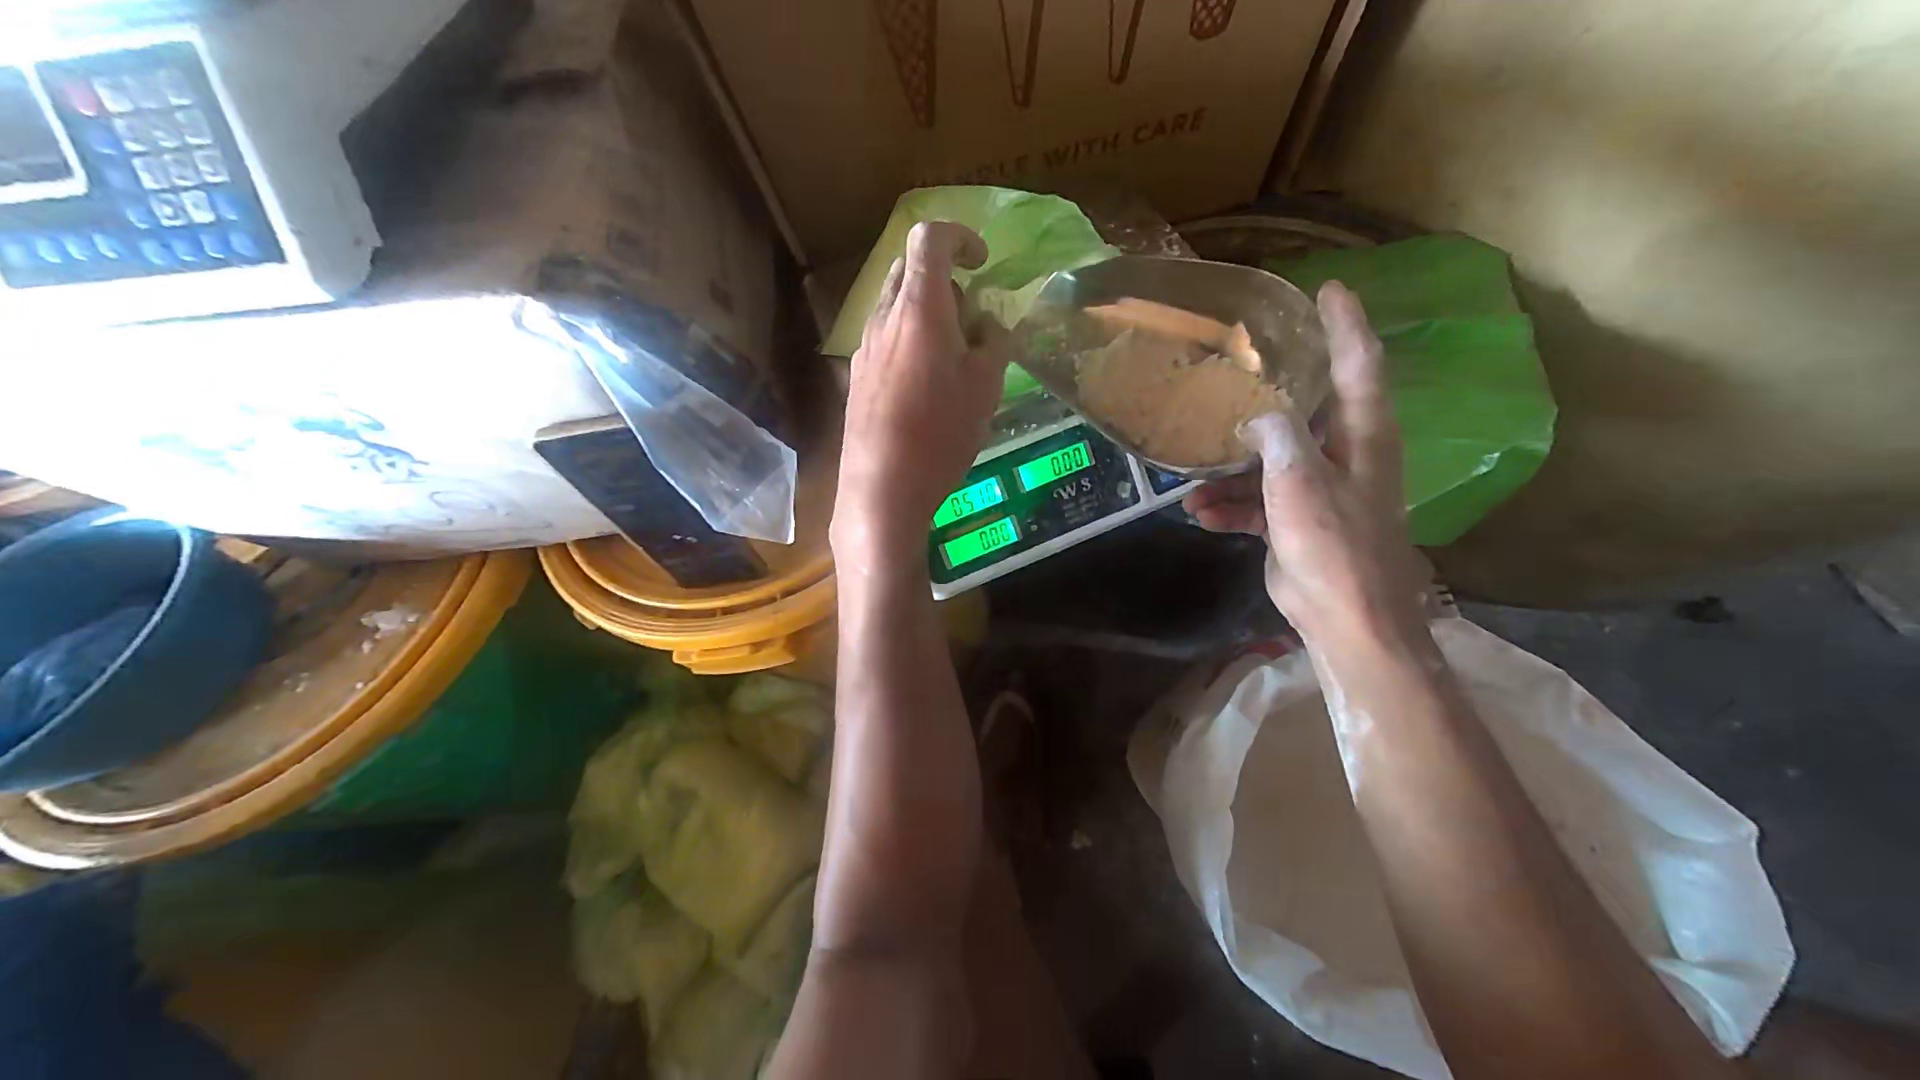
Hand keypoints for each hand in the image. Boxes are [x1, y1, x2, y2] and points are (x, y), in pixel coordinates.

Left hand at [832, 222, 1008, 570]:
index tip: (983, 263)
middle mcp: (884, 318)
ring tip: (951, 360)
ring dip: (926, 315)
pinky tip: (925, 388)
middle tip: (969, 320)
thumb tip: (987, 324)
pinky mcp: (857, 378)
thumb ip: (993, 342)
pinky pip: (885, 340)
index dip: (961, 236)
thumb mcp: (986, 386)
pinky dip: (909, 342)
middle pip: (909, 270)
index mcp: (919, 308)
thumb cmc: (941, 433)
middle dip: (944, 280)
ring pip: (895, 307)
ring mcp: (864, 348)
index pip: (929, 238)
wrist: (882, 487)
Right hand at [1183, 281, 1428, 650]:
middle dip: (1269, 393)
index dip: (1345, 323)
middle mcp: (1344, 455)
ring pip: (1268, 461)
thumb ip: (1279, 437)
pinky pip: (1256, 501)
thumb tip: (1256, 415)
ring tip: (1190, 476)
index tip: (1326, 288)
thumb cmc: (1334, 544)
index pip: (1359, 364)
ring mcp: (1318, 489)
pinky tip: (1197, 514)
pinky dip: (1229, 506)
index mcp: (1363, 436)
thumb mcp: (1301, 481)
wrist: (1345, 617)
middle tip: (1231, 370)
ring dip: (1230, 468)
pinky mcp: (1295, 521)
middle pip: (1306, 410)